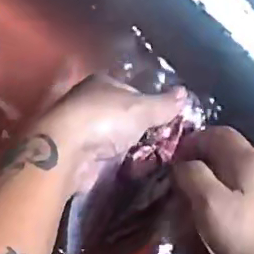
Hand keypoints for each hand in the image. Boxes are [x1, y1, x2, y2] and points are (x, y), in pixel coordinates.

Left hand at [20, 77, 190, 193]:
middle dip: (139, 127)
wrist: (68, 153)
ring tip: (156, 159)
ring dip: (129, 148)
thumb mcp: (142, 109)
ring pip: (113, 137)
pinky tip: (135, 171)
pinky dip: (118, 163)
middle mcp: (89, 103)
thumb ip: (164, 104)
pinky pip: (106, 158)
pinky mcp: (79, 156)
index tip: (166, 118)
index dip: (149, 102)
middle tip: (166, 143)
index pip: (131, 89)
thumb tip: (185, 94)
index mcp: (101, 82)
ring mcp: (83, 131)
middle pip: (121, 115)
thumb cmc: (104, 120)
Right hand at [173, 127, 253, 253]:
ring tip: (183, 189)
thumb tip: (180, 164)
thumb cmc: (236, 231)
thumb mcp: (207, 199)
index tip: (170, 157)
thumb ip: (191, 173)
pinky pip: (231, 184)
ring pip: (226, 167)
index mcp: (248, 157)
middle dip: (196, 156)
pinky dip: (213, 187)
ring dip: (203, 173)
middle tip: (173, 173)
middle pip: (223, 148)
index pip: (217, 132)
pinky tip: (201, 204)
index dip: (191, 140)